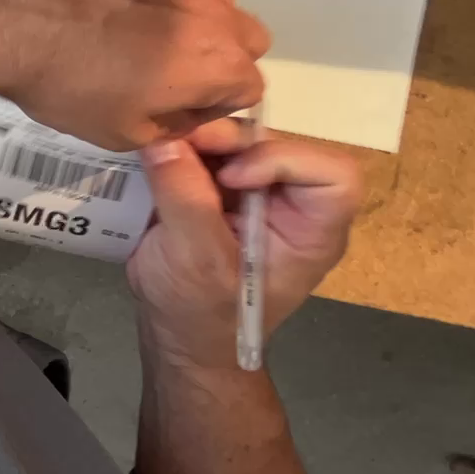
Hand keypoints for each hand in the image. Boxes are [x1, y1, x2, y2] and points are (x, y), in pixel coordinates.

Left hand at [0, 0, 270, 149]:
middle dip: (212, 60)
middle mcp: (209, 14)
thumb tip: (187, 115)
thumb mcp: (122, 134)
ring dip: (192, 16)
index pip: (246, 88)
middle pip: (242, 38)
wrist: (8, 34)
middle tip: (161, 72)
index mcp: (216, 64)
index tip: (171, 107)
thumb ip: (171, 128)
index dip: (210, 104)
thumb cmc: (65, 88)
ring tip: (144, 32)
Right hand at [128, 121, 362, 371]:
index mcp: (308, 228)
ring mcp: (241, 196)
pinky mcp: (204, 192)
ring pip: (227, 144)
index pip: (331, 174)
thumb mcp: (198, 260)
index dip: (283, 161)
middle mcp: (282, 204)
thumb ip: (186, 200)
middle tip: (170, 146)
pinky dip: (169, 149)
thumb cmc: (204, 310)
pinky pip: (195, 154)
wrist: (177, 333)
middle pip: (270, 146)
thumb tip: (162, 142)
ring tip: (150, 152)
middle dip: (220, 140)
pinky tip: (143, 158)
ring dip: (188, 141)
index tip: (230, 177)